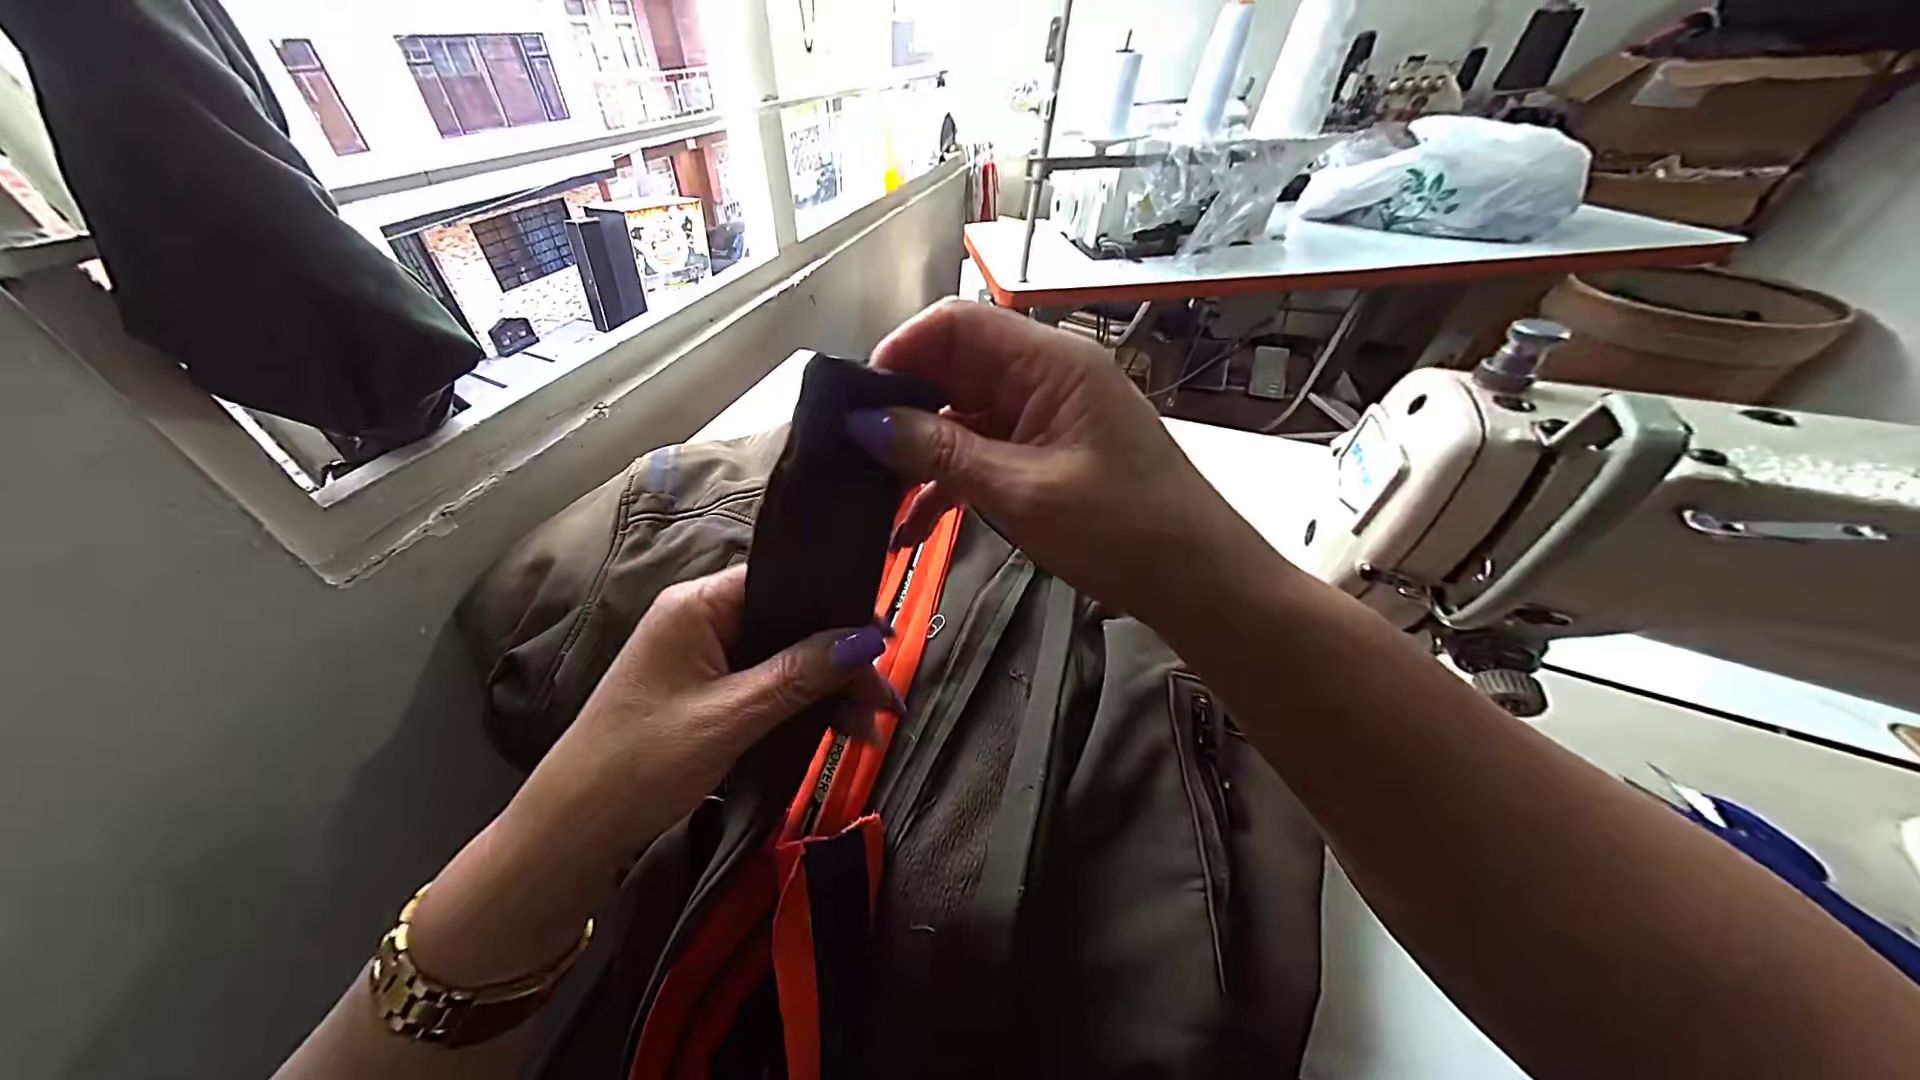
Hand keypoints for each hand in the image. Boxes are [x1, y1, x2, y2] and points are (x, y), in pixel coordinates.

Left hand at [405, 567, 895, 989]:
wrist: (572, 834)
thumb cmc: (642, 763)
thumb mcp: (731, 716)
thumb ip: (801, 674)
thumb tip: (868, 640)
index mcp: (698, 605)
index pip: (782, 580)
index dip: (836, 604)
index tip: (882, 638)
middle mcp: (704, 620)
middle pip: (792, 624)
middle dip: (842, 660)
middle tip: (885, 697)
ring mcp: (708, 657)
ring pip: (787, 658)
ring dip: (829, 688)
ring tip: (871, 724)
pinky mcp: (711, 691)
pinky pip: (772, 685)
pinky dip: (805, 706)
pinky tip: (840, 729)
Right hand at [847, 299, 1277, 622]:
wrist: (1195, 580)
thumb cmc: (1127, 531)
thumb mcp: (1023, 491)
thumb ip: (943, 453)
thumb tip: (870, 424)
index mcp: (1051, 363)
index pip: (957, 324)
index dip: (900, 352)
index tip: (857, 400)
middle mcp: (1047, 378)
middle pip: (954, 369)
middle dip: (902, 409)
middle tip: (856, 454)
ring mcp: (1046, 417)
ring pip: (963, 416)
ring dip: (921, 455)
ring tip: (878, 496)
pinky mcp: (1045, 454)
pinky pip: (984, 453)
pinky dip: (950, 483)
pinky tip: (915, 524)